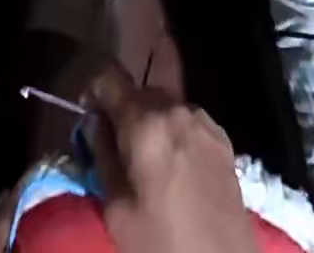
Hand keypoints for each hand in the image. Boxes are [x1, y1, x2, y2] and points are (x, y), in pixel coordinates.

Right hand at [84, 66, 259, 252]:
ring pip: (163, 103)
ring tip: (148, 160)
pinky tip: (176, 166)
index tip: (91, 119)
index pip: (109, 78)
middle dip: (122, 110)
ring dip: (149, 119)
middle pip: (137, 90)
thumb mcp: (116, 209)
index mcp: (145, 123)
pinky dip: (174, 130)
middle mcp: (175, 110)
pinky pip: (186, 119)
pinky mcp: (223, 138)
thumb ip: (101, 155)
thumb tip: (95, 125)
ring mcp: (203, 121)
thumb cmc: (163, 245)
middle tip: (117, 146)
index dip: (94, 93)